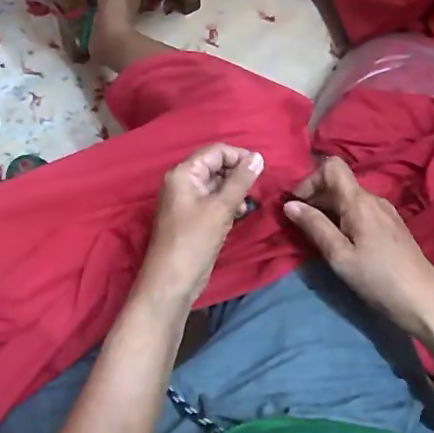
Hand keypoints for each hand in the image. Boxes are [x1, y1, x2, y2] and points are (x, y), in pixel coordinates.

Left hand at [138, 144, 264, 306]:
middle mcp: (182, 181)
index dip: (239, 156)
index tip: (261, 170)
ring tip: (248, 205)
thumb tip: (258, 157)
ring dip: (235, 190)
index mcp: (184, 173)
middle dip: (238, 174)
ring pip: (217, 183)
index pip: (216, 151)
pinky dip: (228, 203)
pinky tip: (240, 214)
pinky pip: (214, 200)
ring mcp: (186, 199)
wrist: (172, 281)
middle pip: (216, 165)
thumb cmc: (195, 240)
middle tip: (256, 189)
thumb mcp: (221, 208)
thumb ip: (241, 180)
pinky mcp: (192, 216)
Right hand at [282, 157, 433, 340]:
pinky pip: (362, 211)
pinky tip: (342, 242)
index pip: (332, 166)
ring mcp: (386, 211)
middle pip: (339, 183)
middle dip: (315, 197)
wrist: (423, 300)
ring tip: (318, 236)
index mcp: (360, 201)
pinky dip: (345, 218)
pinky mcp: (392, 226)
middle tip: (299, 225)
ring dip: (329, 210)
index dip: (310, 179)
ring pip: (350, 198)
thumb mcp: (339, 256)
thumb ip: (315, 226)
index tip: (297, 204)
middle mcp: (374, 199)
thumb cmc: (377, 278)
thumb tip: (290, 204)